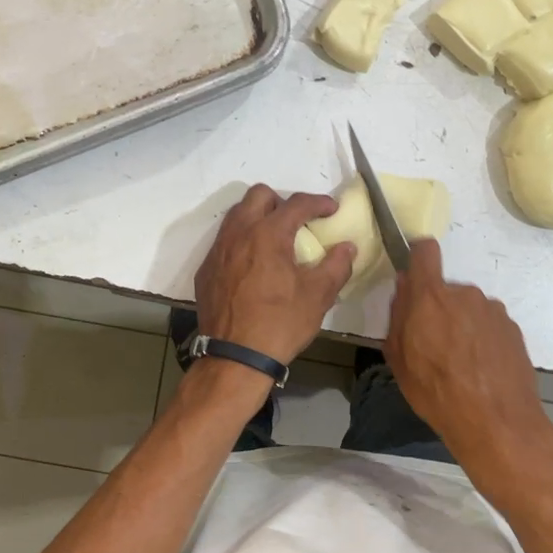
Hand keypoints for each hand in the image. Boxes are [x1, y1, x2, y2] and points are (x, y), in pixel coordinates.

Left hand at [194, 185, 355, 365]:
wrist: (235, 356)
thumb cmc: (280, 324)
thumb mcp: (317, 296)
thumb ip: (335, 266)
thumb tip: (346, 247)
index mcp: (268, 234)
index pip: (296, 204)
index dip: (318, 202)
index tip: (331, 209)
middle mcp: (238, 233)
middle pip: (258, 196)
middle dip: (281, 202)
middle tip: (297, 222)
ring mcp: (217, 251)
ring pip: (237, 215)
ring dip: (258, 218)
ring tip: (274, 240)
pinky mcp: (206, 270)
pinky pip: (224, 242)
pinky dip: (241, 242)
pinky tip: (252, 265)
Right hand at [384, 240, 547, 457]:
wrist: (495, 421)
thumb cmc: (436, 391)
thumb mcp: (398, 359)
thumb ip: (397, 317)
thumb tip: (403, 289)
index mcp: (431, 297)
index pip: (424, 253)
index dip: (417, 258)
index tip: (414, 274)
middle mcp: (465, 294)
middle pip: (444, 291)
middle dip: (436, 310)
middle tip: (432, 345)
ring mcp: (493, 311)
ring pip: (468, 309)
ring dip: (461, 326)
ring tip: (460, 364)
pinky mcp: (513, 329)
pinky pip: (488, 326)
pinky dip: (481, 340)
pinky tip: (480, 370)